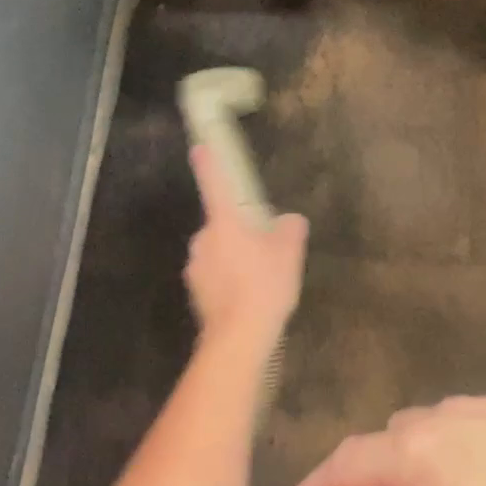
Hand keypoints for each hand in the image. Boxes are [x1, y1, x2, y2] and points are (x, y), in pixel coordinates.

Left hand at [184, 146, 308, 353]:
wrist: (238, 337)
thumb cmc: (264, 285)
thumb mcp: (290, 252)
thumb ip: (291, 229)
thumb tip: (290, 220)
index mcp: (224, 221)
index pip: (214, 184)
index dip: (208, 164)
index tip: (199, 148)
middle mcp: (203, 238)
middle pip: (222, 225)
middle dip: (239, 233)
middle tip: (265, 251)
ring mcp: (194, 266)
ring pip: (218, 252)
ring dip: (233, 259)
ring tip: (258, 281)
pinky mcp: (194, 291)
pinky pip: (214, 276)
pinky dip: (227, 281)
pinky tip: (246, 298)